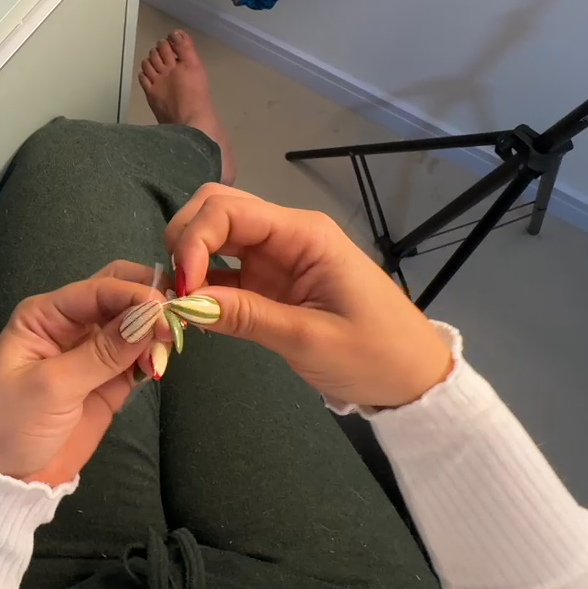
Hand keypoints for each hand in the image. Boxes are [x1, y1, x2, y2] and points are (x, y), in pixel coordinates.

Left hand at [0, 263, 164, 485]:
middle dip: (150, 302)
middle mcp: (69, 325)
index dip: (134, 293)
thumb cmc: (10, 423)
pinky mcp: (107, 382)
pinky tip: (160, 365)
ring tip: (168, 349)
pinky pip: (137, 358)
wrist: (1, 479)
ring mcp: (91, 353)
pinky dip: (153, 357)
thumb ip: (103, 352)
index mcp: (45, 315)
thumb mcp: (52, 386)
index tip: (167, 309)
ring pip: (133, 326)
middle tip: (178, 319)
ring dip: (155, 331)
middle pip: (118, 296)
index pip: (97, 289)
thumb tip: (150, 315)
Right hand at [165, 184, 451, 408]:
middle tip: (175, 287)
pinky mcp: (266, 279)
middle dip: (183, 238)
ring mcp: (273, 255)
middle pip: (215, 208)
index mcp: (303, 233)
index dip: (194, 241)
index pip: (227, 211)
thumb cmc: (375, 355)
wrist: (413, 380)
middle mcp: (284, 233)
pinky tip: (193, 309)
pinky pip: (221, 265)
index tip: (183, 289)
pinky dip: (199, 280)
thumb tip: (183, 303)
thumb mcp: (308, 339)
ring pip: (213, 232)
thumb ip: (244, 316)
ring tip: (179, 300)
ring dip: (187, 257)